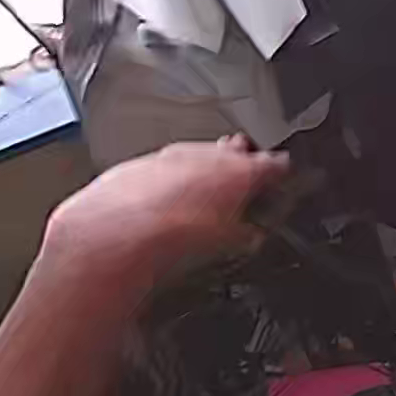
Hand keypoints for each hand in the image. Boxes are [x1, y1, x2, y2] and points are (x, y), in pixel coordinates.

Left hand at [41, 136, 289, 302]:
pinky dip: (170, 180)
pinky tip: (165, 203)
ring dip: (203, 172)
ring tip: (202, 200)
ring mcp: (173, 155)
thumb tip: (250, 234)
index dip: (280, 171)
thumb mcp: (231, 244)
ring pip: (199, 156)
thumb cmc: (176, 238)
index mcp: (242, 170)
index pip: (275, 163)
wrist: (115, 237)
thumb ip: (247, 231)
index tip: (281, 175)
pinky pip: (164, 166)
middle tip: (242, 185)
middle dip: (241, 163)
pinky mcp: (140, 163)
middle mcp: (210, 155)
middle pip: (236, 151)